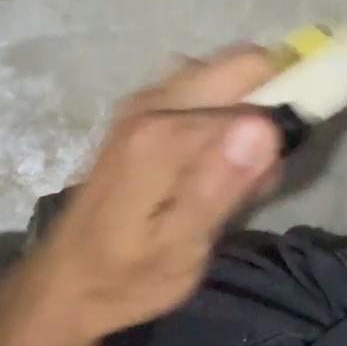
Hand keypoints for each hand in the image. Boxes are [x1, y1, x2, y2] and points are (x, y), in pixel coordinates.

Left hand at [17, 48, 283, 342]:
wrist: (66, 281)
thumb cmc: (127, 276)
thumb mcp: (180, 249)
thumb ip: (221, 186)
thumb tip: (265, 127)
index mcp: (164, 133)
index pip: (257, 104)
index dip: (280, 138)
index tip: (267, 186)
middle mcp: (154, 101)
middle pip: (244, 64)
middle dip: (272, 105)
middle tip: (259, 173)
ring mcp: (145, 101)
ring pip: (225, 73)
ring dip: (249, 110)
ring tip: (235, 174)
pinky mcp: (142, 111)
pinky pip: (202, 89)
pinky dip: (224, 113)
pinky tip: (212, 163)